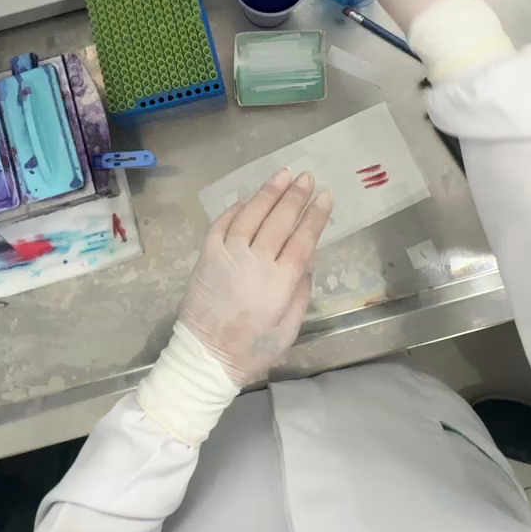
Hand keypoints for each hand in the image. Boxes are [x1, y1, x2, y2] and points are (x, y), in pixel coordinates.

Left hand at [179, 167, 332, 385]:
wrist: (205, 356)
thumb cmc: (252, 349)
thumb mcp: (289, 329)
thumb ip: (300, 292)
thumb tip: (306, 261)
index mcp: (280, 282)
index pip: (303, 239)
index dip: (315, 216)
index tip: (325, 196)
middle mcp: (255, 261)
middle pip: (279, 220)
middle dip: (295, 196)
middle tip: (306, 177)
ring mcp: (228, 254)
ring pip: (251, 214)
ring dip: (268, 192)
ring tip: (283, 175)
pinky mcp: (207, 255)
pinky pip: (223, 223)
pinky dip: (236, 208)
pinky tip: (248, 198)